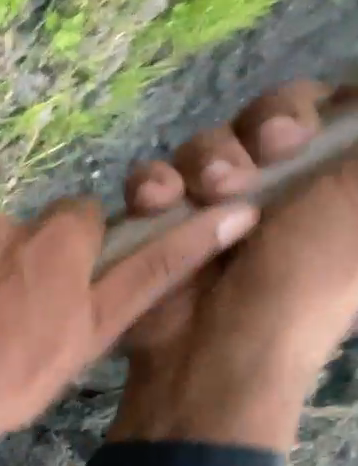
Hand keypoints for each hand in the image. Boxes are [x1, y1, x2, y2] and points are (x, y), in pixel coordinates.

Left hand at [0, 198, 256, 465]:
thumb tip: (231, 214)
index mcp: (51, 239)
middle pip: (17, 238)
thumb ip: (153, 271)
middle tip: (5, 325)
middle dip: (17, 268)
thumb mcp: (89, 335)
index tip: (62, 294)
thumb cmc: (2, 383)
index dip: (74, 254)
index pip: (79, 218)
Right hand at [113, 81, 357, 450]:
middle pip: (267, 113)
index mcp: (340, 171)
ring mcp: (215, 202)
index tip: (298, 136)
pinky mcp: (158, 223)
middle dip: (255, 131)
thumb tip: (351, 103)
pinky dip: (147, 185)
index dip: (309, 108)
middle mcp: (284, 179)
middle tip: (245, 173)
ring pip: (205, 144)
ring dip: (199, 162)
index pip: (328, 104)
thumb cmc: (310, 273)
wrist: (214, 343)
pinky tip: (151, 204)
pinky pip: (148, 180)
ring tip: (198, 195)